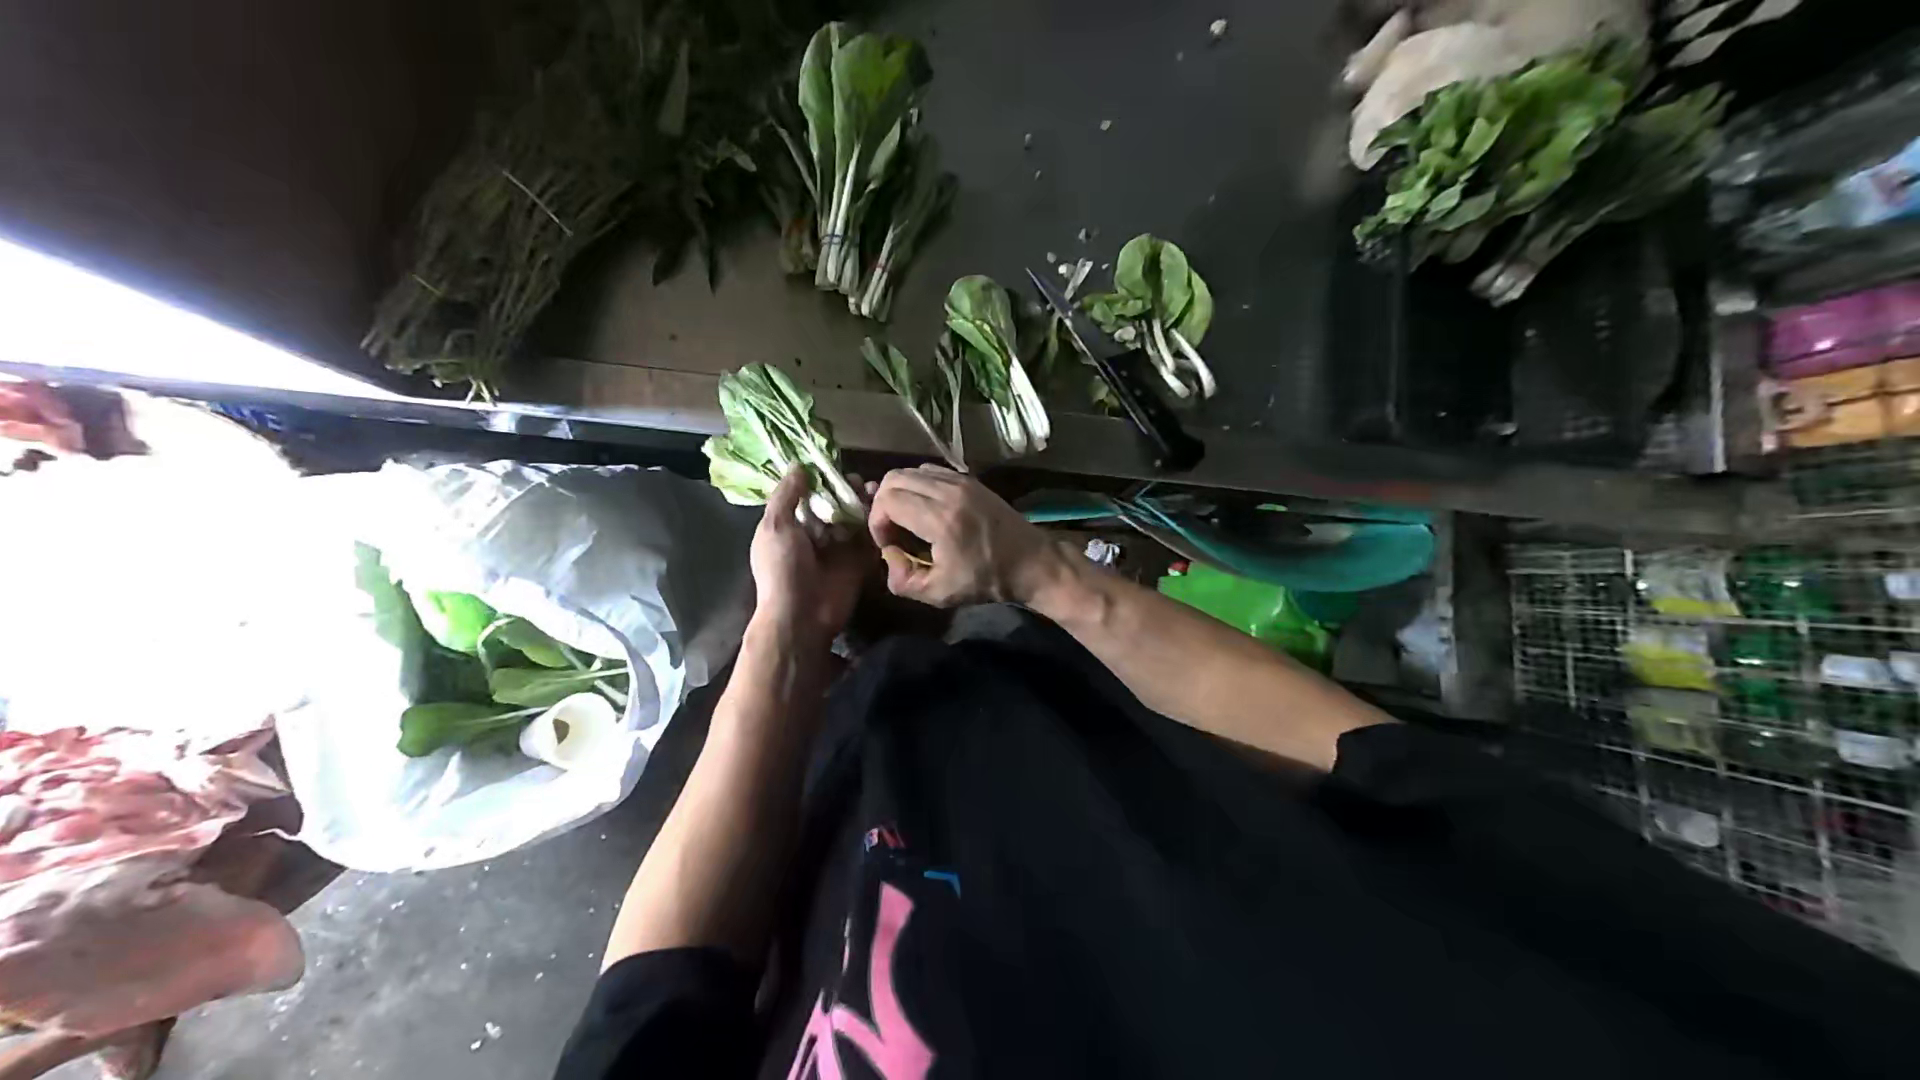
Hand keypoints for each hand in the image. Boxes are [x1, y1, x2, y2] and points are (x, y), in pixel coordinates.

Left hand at [749, 468, 874, 644]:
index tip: (839, 468)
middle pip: (837, 506)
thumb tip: (799, 465)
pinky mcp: (860, 563)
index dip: (825, 482)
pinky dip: (879, 526)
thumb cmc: (782, 568)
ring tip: (877, 493)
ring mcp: (840, 549)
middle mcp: (817, 535)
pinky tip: (886, 512)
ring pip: (856, 520)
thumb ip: (786, 495)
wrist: (802, 615)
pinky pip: (871, 540)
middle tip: (862, 483)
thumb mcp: (775, 526)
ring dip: (866, 505)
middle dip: (849, 493)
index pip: (811, 496)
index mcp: (792, 525)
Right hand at [867, 465, 1072, 607]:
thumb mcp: (940, 594)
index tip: (888, 544)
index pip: (887, 500)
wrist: (1032, 561)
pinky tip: (925, 510)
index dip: (877, 522)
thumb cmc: (987, 580)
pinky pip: (929, 471)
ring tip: (906, 520)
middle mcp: (949, 491)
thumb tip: (888, 556)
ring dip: (899, 493)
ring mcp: (961, 480)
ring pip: (910, 470)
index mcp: (941, 519)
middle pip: (893, 478)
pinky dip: (917, 486)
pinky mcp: (969, 478)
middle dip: (882, 504)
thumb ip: (903, 580)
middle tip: (892, 530)